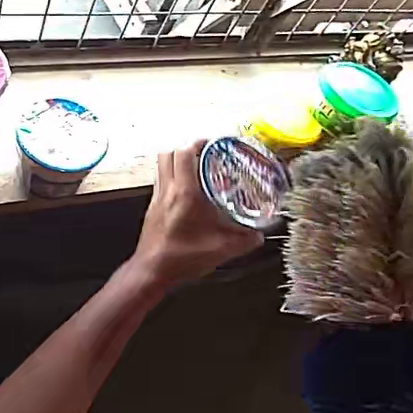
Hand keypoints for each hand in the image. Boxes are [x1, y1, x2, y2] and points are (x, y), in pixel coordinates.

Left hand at [129, 140, 262, 289]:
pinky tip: (188, 192)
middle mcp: (167, 190)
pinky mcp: (152, 208)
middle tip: (205, 154)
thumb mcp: (223, 248)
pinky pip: (161, 182)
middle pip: (168, 153)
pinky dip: (173, 179)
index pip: (183, 153)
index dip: (198, 143)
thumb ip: (246, 239)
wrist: (152, 270)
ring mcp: (156, 198)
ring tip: (198, 170)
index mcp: (183, 192)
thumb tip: (260, 233)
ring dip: (178, 162)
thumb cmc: (183, 257)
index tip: (214, 144)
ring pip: (161, 166)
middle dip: (186, 148)